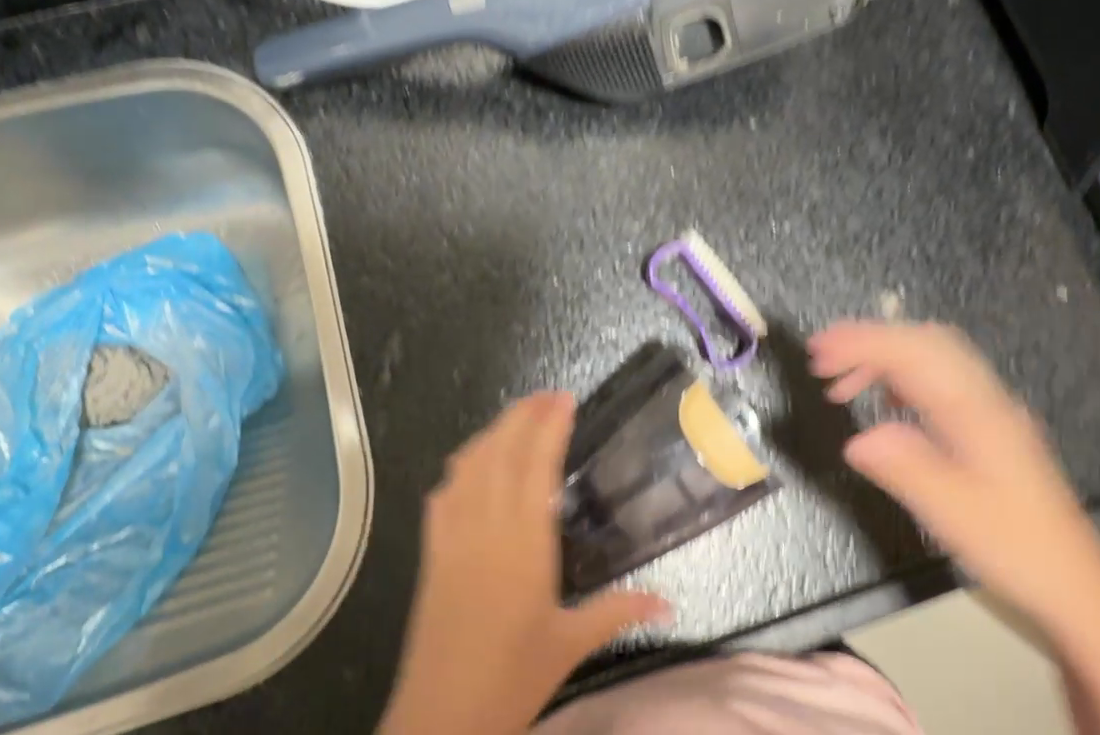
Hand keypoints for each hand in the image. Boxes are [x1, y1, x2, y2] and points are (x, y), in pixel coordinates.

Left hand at [378, 392, 669, 734]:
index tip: (564, 399)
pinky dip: (459, 470)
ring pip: (468, 467)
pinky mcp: (431, 552)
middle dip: (521, 417)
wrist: (440, 715)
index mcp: (523, 542)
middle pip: (499, 453)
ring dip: (490, 435)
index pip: (536, 466)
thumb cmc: (512, 678)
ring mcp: (452, 536)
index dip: (549, 427)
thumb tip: (669, 603)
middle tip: (547, 396)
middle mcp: (485, 526)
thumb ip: (618, 612)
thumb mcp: (570, 645)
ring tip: (515, 420)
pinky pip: (442, 495)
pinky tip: (468, 468)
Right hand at [809, 322, 1099, 634]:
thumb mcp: (952, 512)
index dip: (860, 344)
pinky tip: (886, 402)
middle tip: (822, 357)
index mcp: (973, 411)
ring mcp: (992, 410)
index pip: (911, 354)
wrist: (1077, 583)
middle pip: (924, 341)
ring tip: (842, 383)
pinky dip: (904, 376)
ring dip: (885, 356)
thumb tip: (856, 440)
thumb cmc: (1014, 548)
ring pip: (934, 356)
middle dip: (868, 339)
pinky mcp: (991, 427)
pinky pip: (943, 379)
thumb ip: (903, 468)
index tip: (817, 354)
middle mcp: (985, 398)